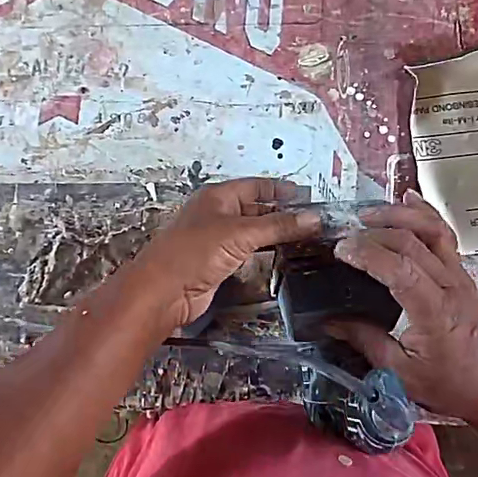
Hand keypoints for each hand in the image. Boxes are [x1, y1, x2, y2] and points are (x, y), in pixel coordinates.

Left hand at [119, 178, 319, 331]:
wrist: (165, 290)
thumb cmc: (191, 253)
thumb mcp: (239, 233)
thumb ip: (277, 225)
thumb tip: (310, 218)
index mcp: (215, 197)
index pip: (254, 186)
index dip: (280, 189)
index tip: (306, 195)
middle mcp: (214, 214)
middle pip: (254, 208)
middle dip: (281, 212)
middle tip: (312, 219)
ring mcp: (214, 239)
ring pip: (251, 231)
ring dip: (274, 232)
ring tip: (304, 236)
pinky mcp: (216, 262)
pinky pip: (245, 251)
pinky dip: (263, 250)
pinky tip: (279, 255)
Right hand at [327, 191, 477, 425]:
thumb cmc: (452, 385)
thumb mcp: (401, 372)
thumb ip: (364, 340)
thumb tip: (328, 320)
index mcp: (436, 314)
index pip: (401, 270)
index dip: (368, 254)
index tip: (340, 250)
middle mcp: (452, 287)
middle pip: (412, 243)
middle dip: (372, 233)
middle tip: (343, 238)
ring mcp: (462, 277)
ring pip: (433, 230)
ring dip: (398, 215)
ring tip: (366, 215)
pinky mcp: (464, 273)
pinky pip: (445, 235)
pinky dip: (424, 213)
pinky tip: (406, 198)